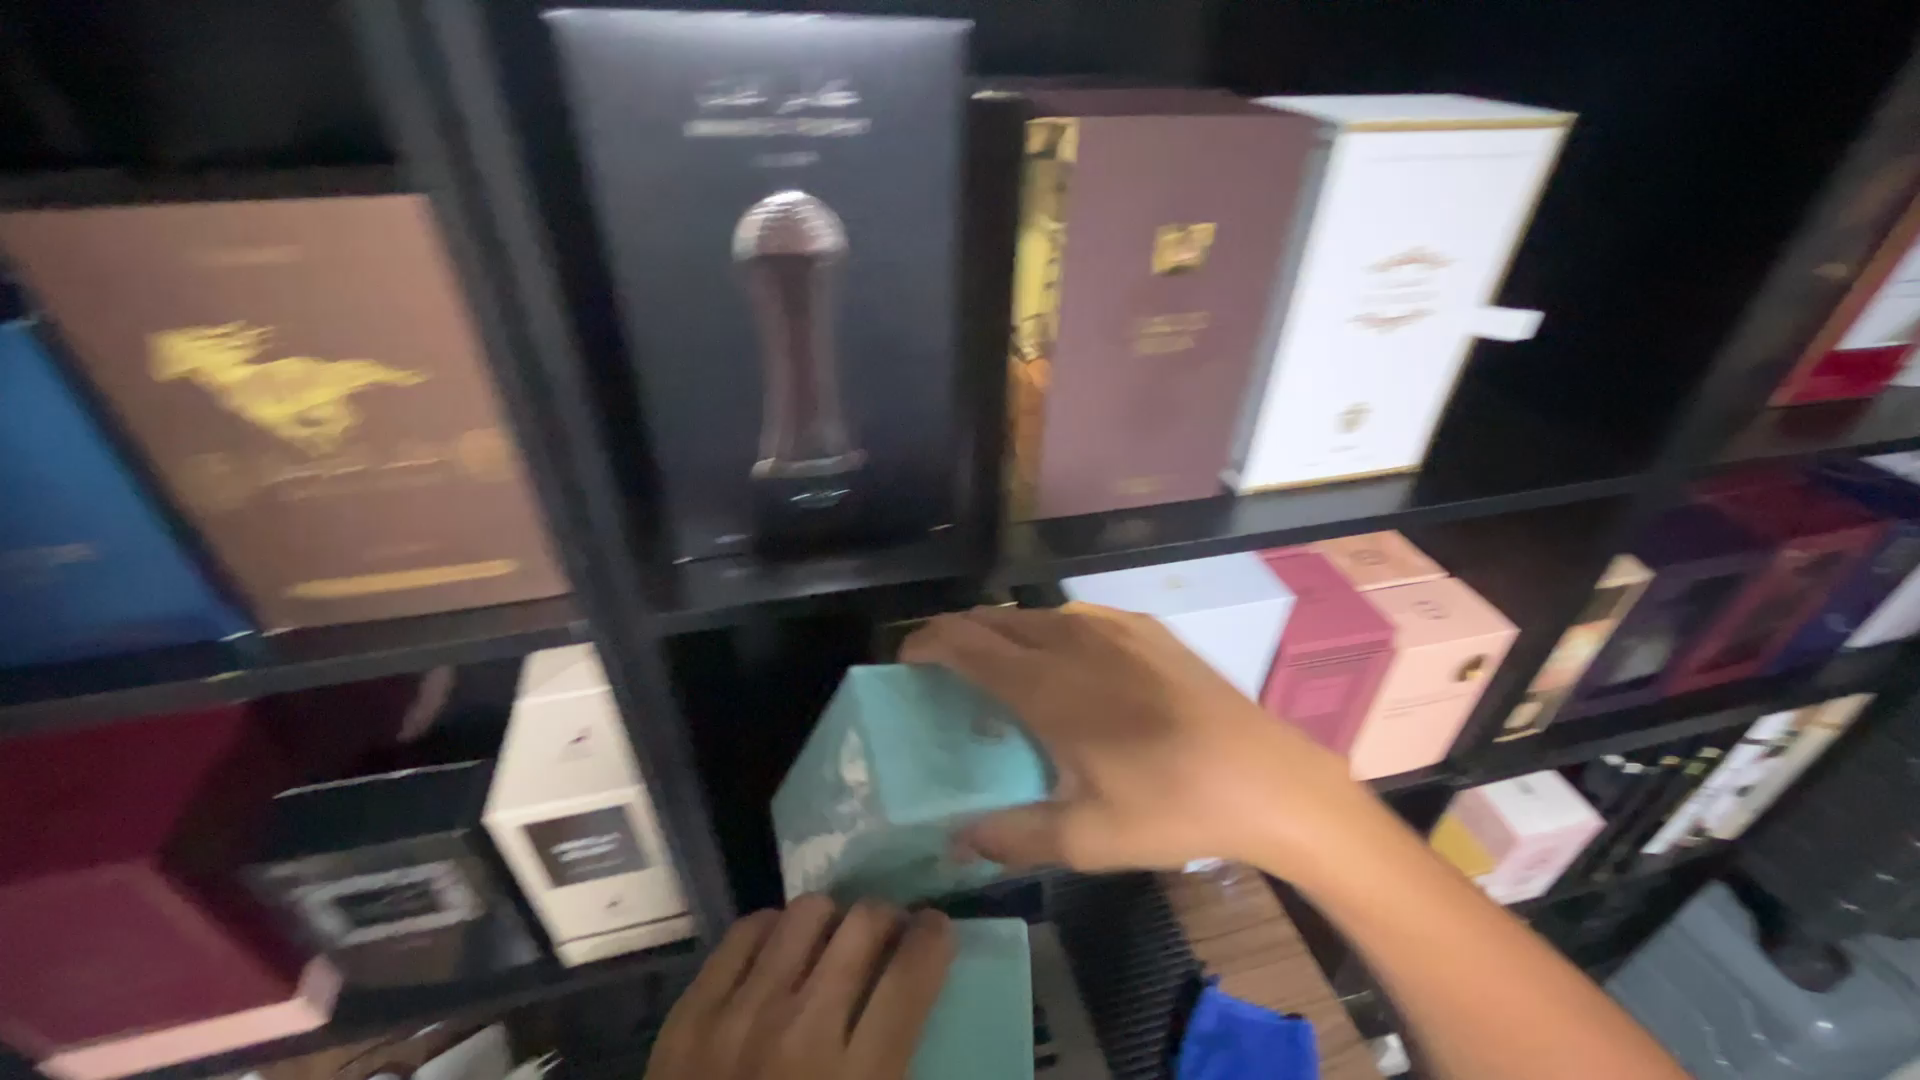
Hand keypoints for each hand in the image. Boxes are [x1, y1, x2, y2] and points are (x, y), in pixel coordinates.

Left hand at [646, 896, 953, 1079]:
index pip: (913, 970)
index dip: (935, 936)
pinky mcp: (690, 1014)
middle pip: (864, 924)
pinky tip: (779, 952)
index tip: (935, 931)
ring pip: (806, 913)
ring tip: (829, 942)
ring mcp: (740, 1015)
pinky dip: (773, 932)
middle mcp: (802, 1029)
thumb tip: (914, 999)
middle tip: (886, 935)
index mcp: (861, 1078)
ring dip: (832, 921)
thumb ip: (897, 1065)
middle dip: (888, 918)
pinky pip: (746, 932)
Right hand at [900, 603, 1379, 878]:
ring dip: (1003, 633)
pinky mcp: (1147, 628)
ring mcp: (1113, 626)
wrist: (1267, 779)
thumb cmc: (1169, 807)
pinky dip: (1048, 631)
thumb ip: (1009, 836)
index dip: (926, 643)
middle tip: (943, 670)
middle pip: (993, 619)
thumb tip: (956, 840)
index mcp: (1045, 684)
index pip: (964, 642)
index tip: (907, 660)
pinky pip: (1076, 617)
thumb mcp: (1082, 838)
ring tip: (1001, 669)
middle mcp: (1071, 639)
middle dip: (958, 636)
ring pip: (1035, 615)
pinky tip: (1065, 663)